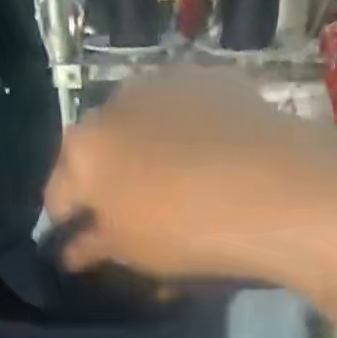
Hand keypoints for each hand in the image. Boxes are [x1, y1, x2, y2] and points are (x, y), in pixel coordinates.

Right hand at [45, 68, 336, 286]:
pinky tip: (208, 180)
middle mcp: (118, 103)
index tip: (78, 251)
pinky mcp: (219, 85)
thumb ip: (91, 248)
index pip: (57, 194)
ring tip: (171, 211)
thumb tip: (69, 253)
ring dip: (148, 171)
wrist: (279, 190)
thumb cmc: (183, 228)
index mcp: (83, 147)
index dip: (65, 226)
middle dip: (108, 195)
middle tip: (128, 232)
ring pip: (145, 139)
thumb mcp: (128, 251)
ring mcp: (170, 87)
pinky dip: (187, 151)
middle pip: (100, 159)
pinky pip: (188, 126)